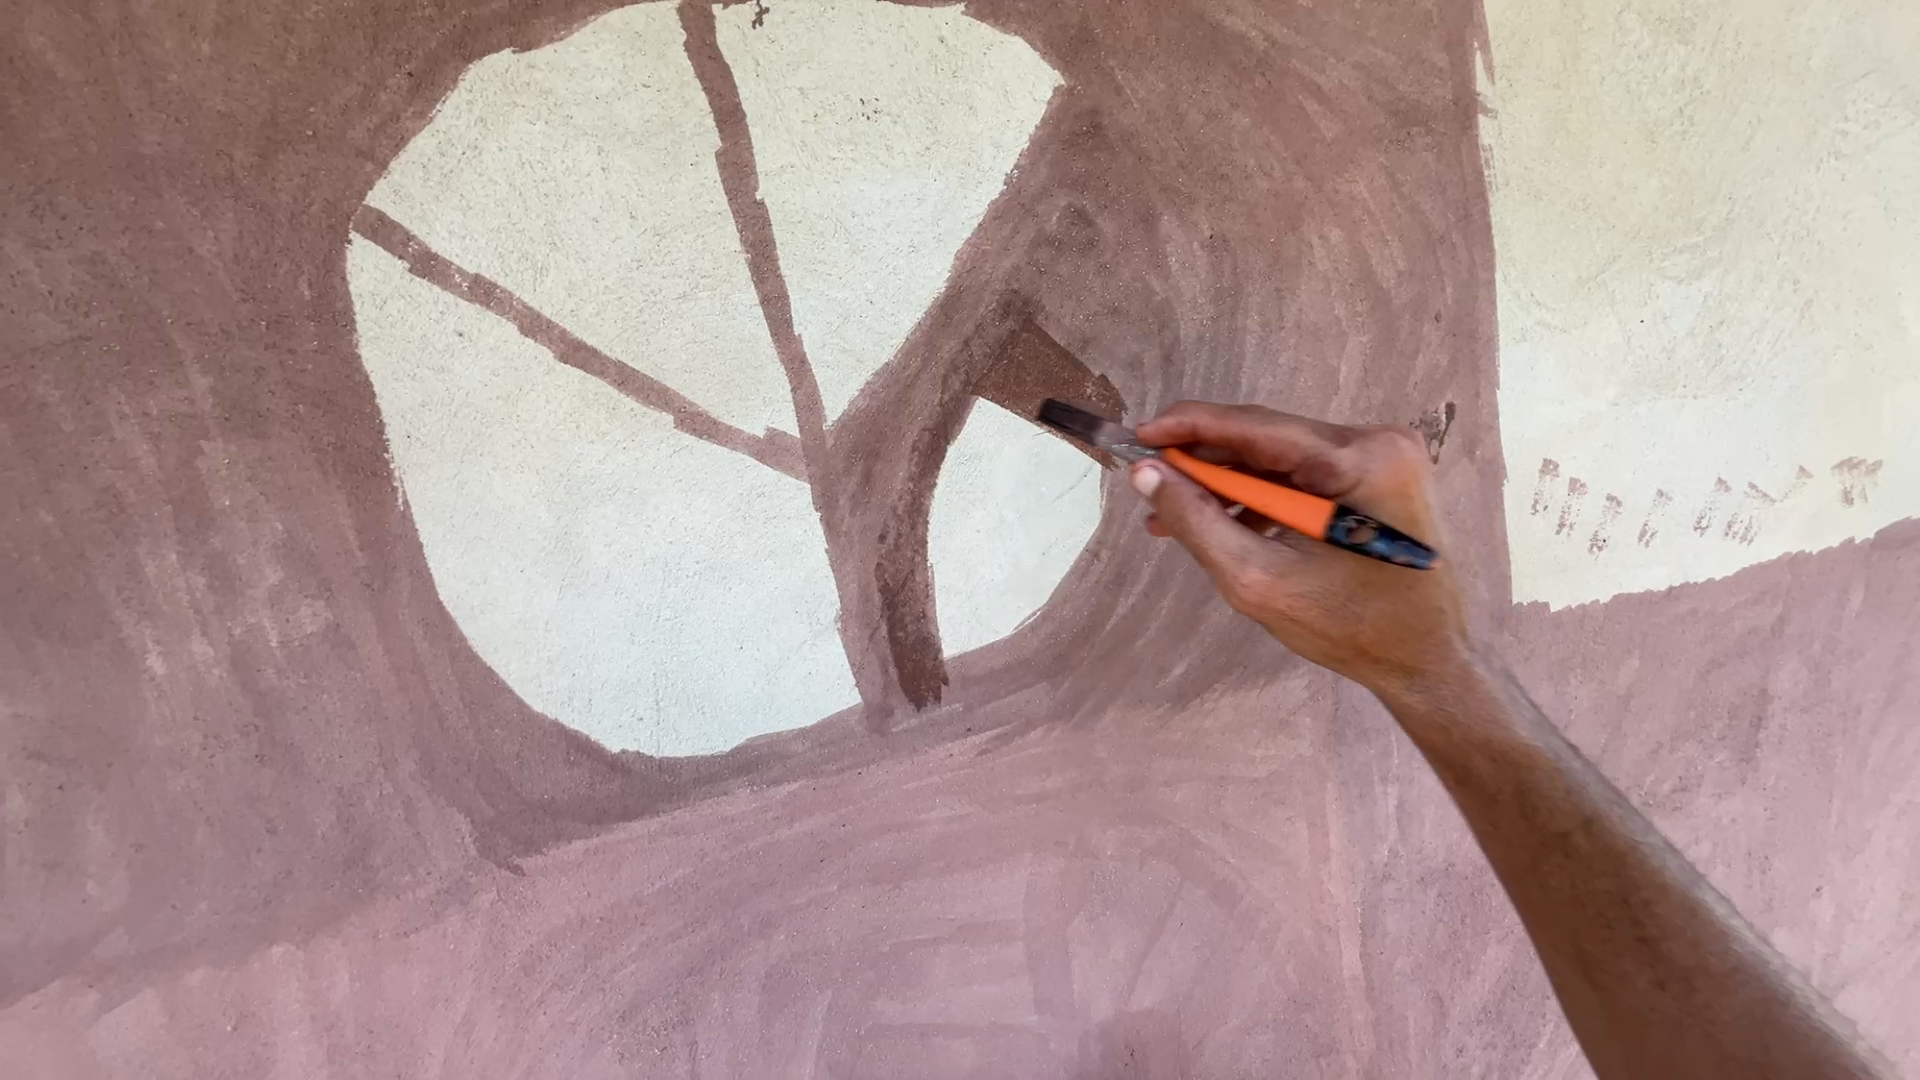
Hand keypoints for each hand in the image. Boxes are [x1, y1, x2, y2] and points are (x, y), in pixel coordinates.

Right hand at [1130, 401, 1472, 697]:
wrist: (1425, 662)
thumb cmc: (1347, 627)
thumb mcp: (1256, 578)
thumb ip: (1196, 521)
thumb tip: (1145, 473)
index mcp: (1358, 460)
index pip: (1255, 426)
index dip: (1189, 426)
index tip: (1138, 434)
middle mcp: (1375, 442)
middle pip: (1264, 440)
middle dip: (1201, 463)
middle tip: (1147, 482)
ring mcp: (1378, 458)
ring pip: (1276, 459)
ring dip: (1223, 485)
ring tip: (1169, 517)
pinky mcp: (1373, 478)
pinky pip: (1297, 476)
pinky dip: (1255, 497)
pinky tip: (1217, 523)